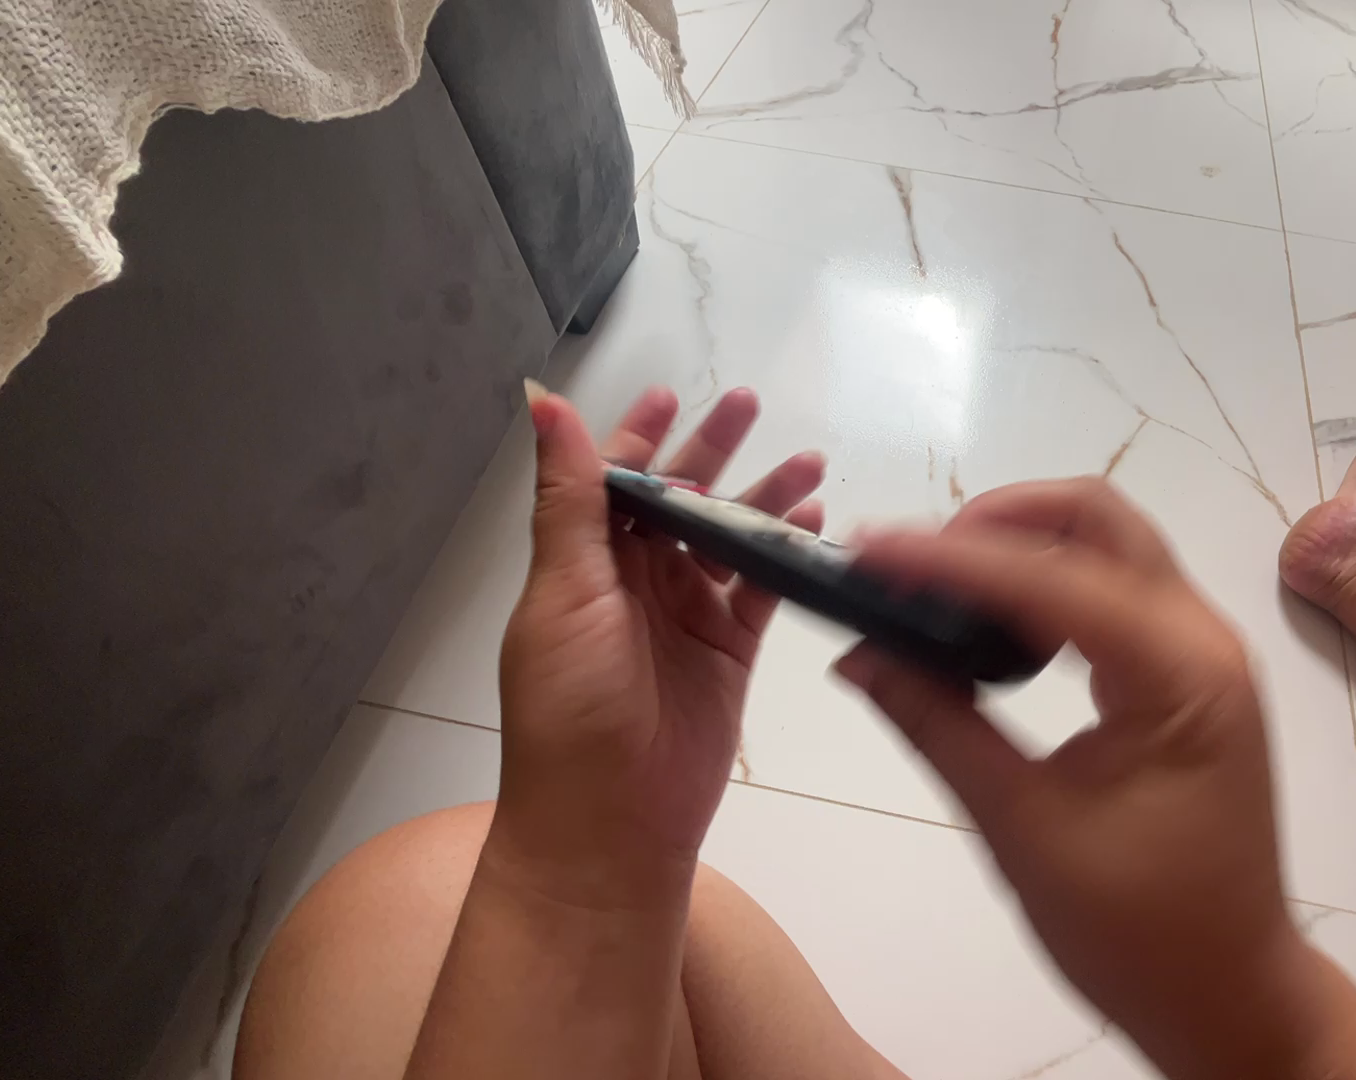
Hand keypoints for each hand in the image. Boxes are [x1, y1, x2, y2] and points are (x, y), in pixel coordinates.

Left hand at [488, 382, 824, 903]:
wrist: (613, 822)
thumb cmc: (573, 709)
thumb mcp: (565, 597)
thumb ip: (569, 503)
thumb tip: (544, 406)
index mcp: (587, 564)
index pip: (614, 481)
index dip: (639, 435)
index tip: (669, 396)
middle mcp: (638, 580)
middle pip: (681, 499)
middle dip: (713, 449)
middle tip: (749, 404)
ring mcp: (689, 611)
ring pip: (731, 537)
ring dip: (764, 498)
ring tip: (807, 461)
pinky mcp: (731, 645)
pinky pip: (762, 586)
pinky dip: (785, 554)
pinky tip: (810, 522)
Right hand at [835, 479, 1324, 1078]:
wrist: (1230, 992)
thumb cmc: (1138, 933)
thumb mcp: (1022, 828)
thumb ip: (937, 725)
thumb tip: (857, 655)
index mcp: (1180, 674)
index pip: (1051, 579)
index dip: (951, 560)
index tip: (870, 551)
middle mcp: (1201, 635)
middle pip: (1098, 517)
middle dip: (999, 519)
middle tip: (915, 561)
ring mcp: (1196, 646)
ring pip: (1104, 541)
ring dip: (1018, 542)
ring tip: (938, 580)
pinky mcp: (1178, 666)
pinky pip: (1105, 588)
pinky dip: (1041, 581)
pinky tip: (989, 617)